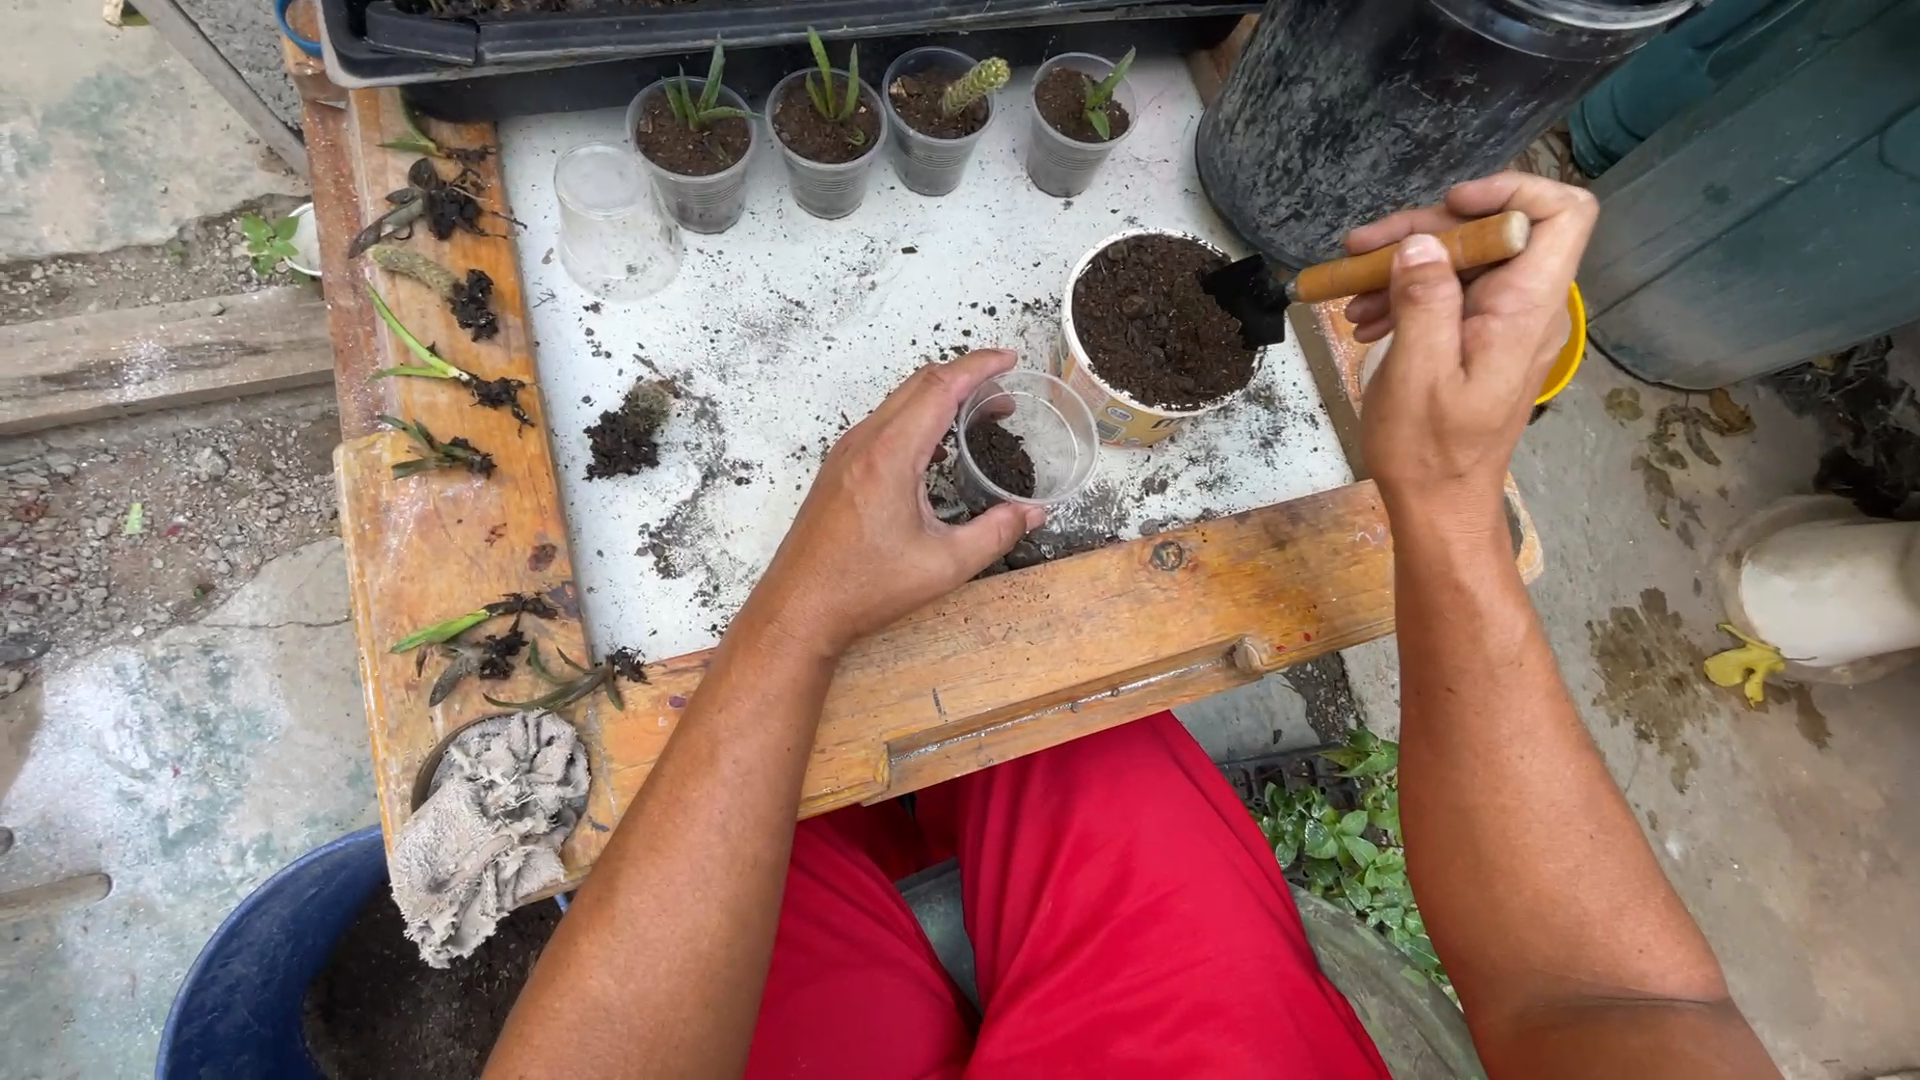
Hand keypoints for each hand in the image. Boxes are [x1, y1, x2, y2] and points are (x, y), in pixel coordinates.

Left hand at [745, 349, 1045, 657]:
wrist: (800, 608)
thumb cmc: (862, 587)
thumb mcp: (943, 566)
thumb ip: (995, 534)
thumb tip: (1032, 514)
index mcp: (889, 455)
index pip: (940, 387)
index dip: (979, 367)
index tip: (1008, 359)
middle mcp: (863, 443)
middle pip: (919, 385)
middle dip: (966, 380)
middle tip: (1003, 396)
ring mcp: (846, 454)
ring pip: (898, 403)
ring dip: (939, 400)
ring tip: (977, 419)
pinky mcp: (839, 470)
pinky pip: (882, 425)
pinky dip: (916, 420)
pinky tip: (937, 451)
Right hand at [1341, 172, 1596, 541]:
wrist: (1438, 502)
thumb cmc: (1427, 448)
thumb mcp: (1416, 373)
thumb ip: (1424, 301)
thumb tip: (1420, 244)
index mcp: (1524, 310)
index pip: (1559, 214)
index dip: (1508, 193)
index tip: (1444, 209)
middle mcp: (1525, 310)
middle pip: (1492, 236)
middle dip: (1423, 235)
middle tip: (1357, 251)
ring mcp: (1500, 328)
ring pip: (1461, 267)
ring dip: (1402, 271)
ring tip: (1349, 298)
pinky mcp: (1476, 345)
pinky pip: (1447, 300)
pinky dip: (1404, 300)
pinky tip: (1365, 323)